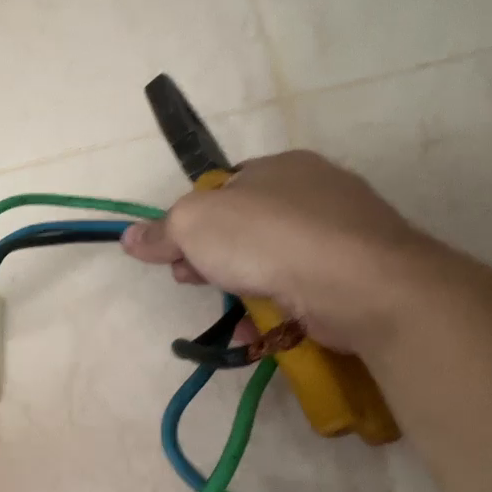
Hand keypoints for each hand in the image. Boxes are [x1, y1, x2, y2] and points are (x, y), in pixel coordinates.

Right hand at [121, 150, 438, 350]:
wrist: (361, 285)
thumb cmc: (269, 238)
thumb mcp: (193, 224)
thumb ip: (160, 231)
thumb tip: (131, 238)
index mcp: (281, 166)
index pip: (225, 187)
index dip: (193, 220)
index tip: (174, 251)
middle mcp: (316, 191)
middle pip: (245, 226)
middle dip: (210, 256)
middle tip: (191, 278)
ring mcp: (343, 234)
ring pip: (272, 260)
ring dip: (240, 285)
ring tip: (228, 307)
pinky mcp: (359, 275)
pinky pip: (302, 288)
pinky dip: (277, 307)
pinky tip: (259, 325)